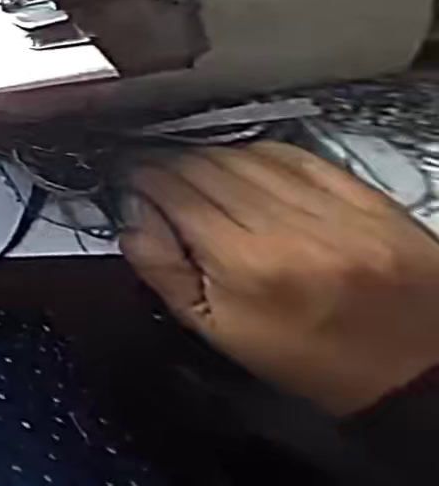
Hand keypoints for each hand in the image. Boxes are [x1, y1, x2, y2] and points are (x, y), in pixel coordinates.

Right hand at [122, 141, 438, 415]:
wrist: (421, 383)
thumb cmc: (311, 358)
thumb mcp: (211, 325)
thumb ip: (155, 265)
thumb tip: (132, 214)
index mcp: (249, 263)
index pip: (167, 188)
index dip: (136, 177)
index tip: (128, 181)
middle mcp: (297, 233)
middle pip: (200, 165)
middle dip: (164, 164)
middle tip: (153, 175)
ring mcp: (345, 219)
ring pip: (243, 156)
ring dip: (207, 157)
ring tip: (198, 174)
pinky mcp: (379, 212)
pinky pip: (300, 159)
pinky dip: (261, 156)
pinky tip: (248, 169)